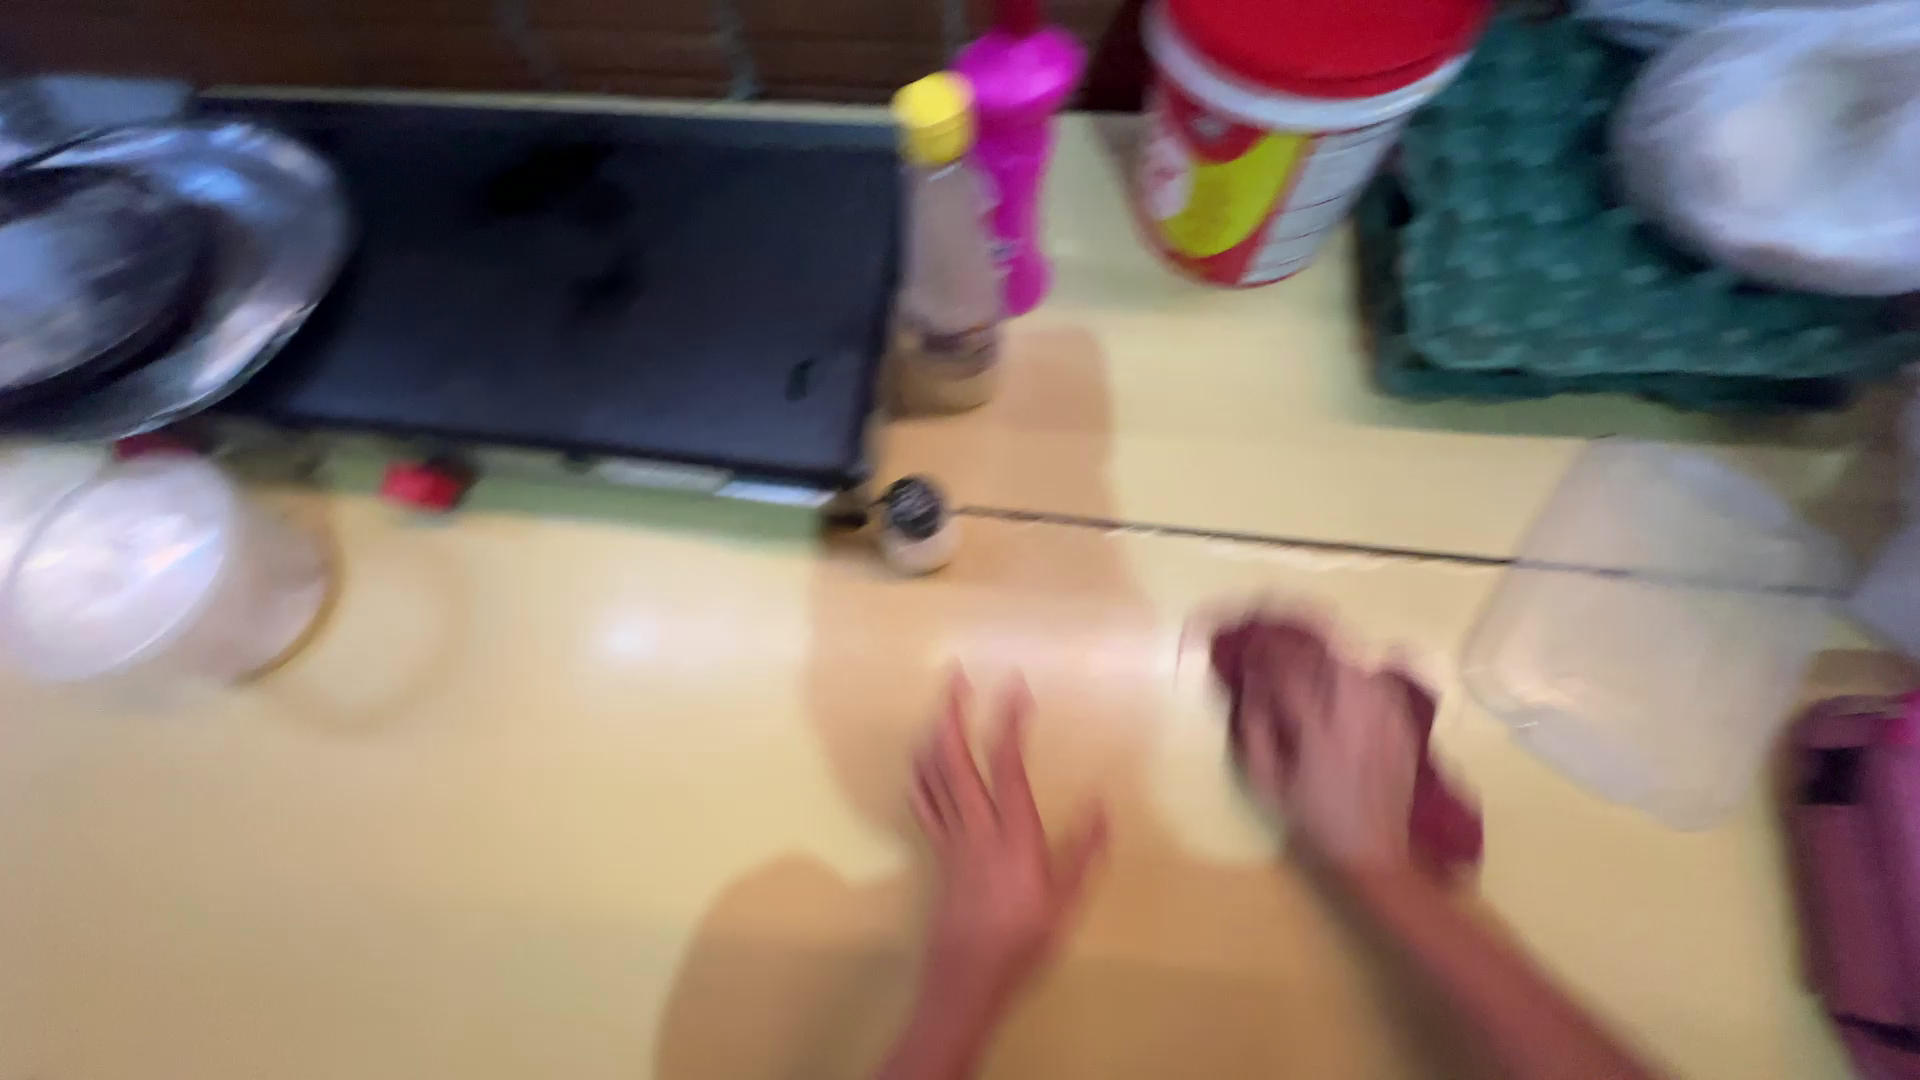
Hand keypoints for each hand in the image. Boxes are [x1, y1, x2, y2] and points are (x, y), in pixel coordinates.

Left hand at [910, 673, 1109, 1020]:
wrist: (966, 980)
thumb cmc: (1023, 940)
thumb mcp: (1067, 901)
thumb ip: (1084, 849)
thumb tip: (1103, 801)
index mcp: (1011, 832)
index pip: (1006, 762)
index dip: (1009, 720)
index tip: (1016, 686)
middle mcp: (974, 824)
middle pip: (953, 756)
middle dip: (952, 710)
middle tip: (956, 674)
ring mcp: (948, 835)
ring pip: (930, 773)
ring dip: (932, 732)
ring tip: (940, 704)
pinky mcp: (934, 849)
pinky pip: (922, 799)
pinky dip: (920, 770)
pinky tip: (921, 757)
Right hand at [1238, 629, 1419, 870]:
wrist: (1374, 852)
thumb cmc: (1314, 819)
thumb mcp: (1269, 784)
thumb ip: (1255, 733)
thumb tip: (1250, 691)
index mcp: (1319, 736)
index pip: (1290, 679)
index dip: (1267, 659)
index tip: (1250, 650)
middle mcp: (1357, 723)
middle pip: (1334, 663)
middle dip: (1305, 646)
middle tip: (1284, 643)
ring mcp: (1386, 726)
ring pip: (1363, 671)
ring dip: (1334, 657)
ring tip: (1314, 657)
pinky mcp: (1404, 732)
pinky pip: (1384, 689)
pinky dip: (1363, 676)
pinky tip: (1349, 680)